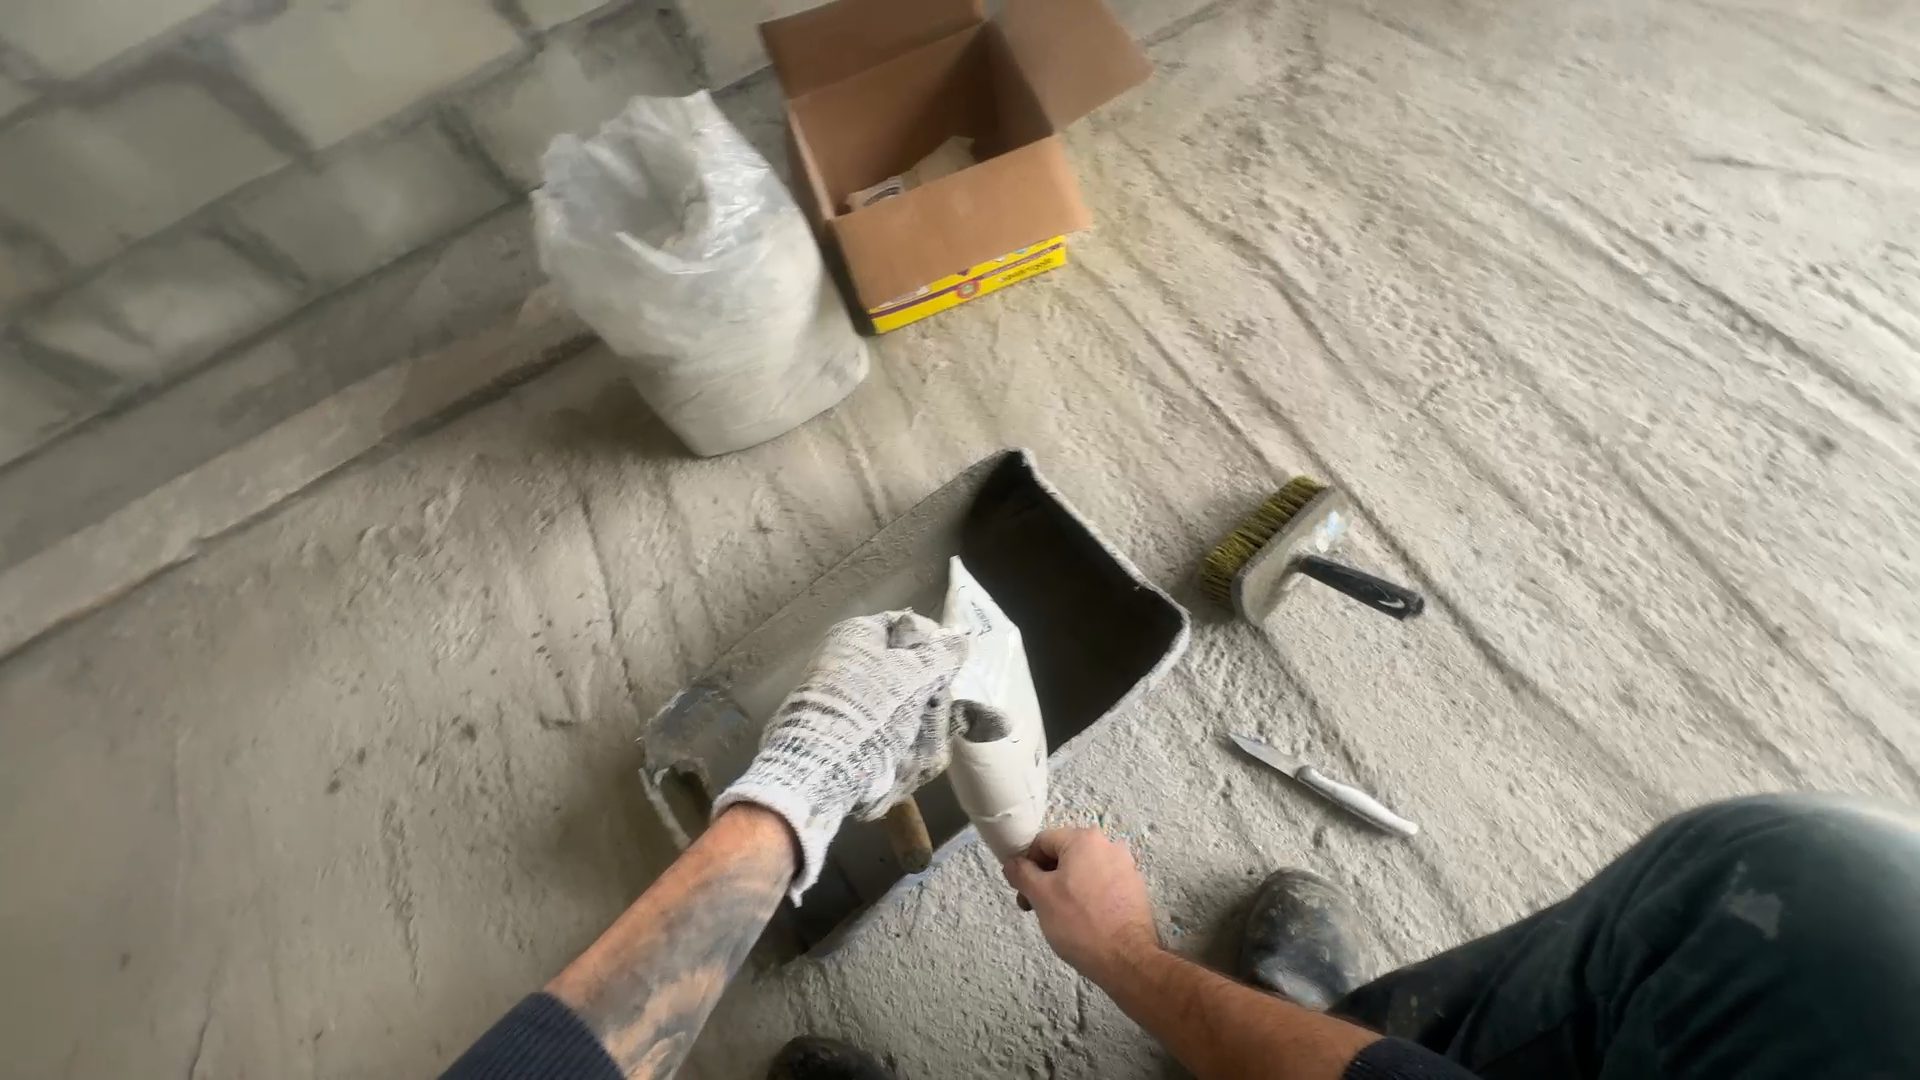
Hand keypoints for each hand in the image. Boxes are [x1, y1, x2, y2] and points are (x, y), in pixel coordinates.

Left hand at [713, 611, 967, 899]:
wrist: (823, 766)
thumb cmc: (872, 708)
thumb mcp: (914, 674)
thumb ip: (941, 654)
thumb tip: (958, 639)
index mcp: (856, 632)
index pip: (903, 625)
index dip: (931, 642)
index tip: (950, 667)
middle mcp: (842, 656)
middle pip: (899, 662)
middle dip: (924, 684)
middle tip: (941, 702)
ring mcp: (835, 692)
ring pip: (892, 696)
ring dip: (913, 712)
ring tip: (927, 730)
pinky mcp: (836, 724)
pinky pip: (877, 721)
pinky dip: (893, 732)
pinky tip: (904, 747)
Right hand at [1003, 828, 1160, 983]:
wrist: (1127, 960)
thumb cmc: (1080, 923)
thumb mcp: (1040, 896)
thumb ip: (1021, 873)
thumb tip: (1012, 863)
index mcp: (1084, 839)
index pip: (1042, 841)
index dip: (1027, 865)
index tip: (1024, 893)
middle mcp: (1108, 844)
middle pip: (1064, 854)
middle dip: (1046, 878)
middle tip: (1037, 907)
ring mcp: (1125, 866)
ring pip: (1083, 870)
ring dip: (1066, 888)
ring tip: (1062, 918)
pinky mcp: (1134, 888)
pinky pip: (1102, 883)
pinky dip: (1088, 896)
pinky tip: (1084, 921)